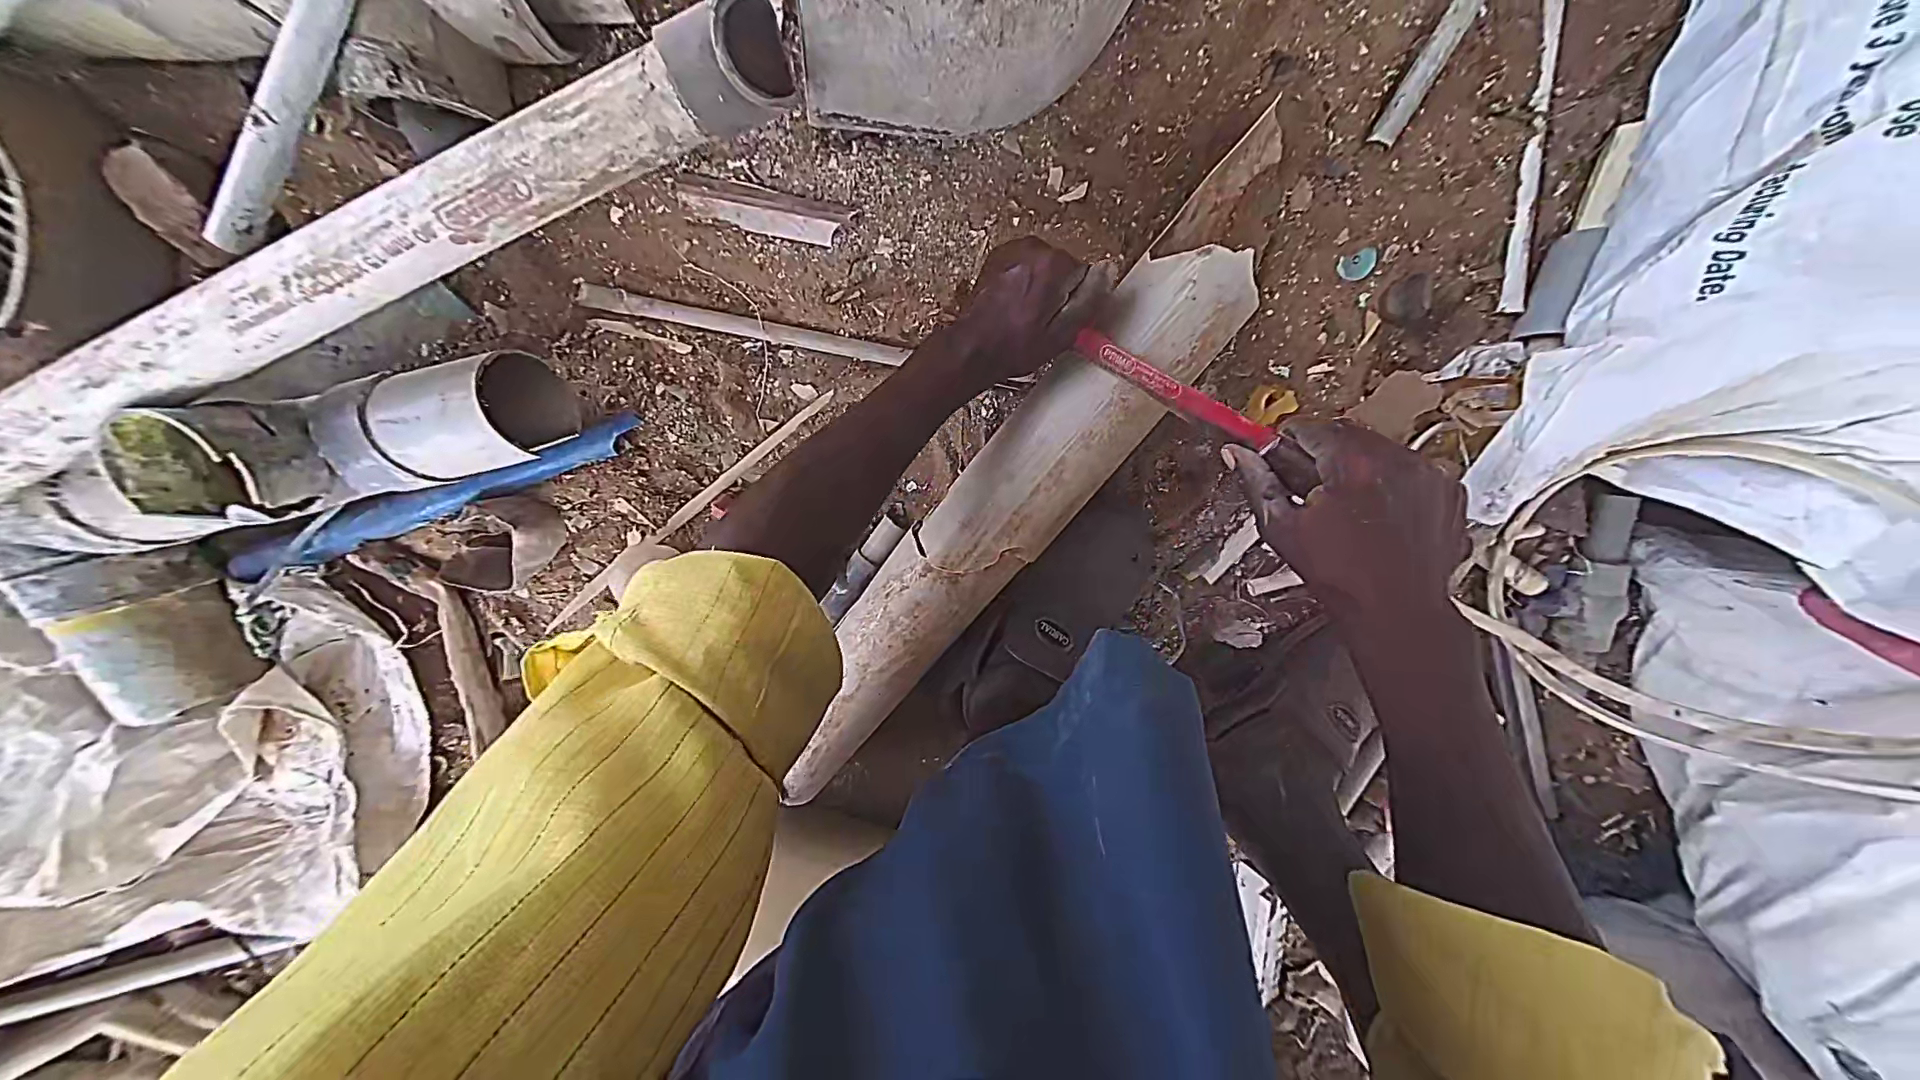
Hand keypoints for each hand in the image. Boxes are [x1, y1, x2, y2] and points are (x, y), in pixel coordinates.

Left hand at [931, 237, 1108, 391]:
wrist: (971, 348)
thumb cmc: (1012, 347)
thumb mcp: (1062, 333)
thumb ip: (1089, 300)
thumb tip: (1107, 274)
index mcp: (1053, 264)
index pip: (1083, 274)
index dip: (1074, 300)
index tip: (1061, 319)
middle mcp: (1032, 249)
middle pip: (1061, 269)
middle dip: (1055, 292)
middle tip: (1041, 322)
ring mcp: (1011, 252)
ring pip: (1041, 270)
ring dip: (1037, 290)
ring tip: (1023, 317)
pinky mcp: (996, 260)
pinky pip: (1022, 271)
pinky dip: (1020, 287)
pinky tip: (1011, 309)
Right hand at [1222, 420, 1465, 623]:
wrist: (1397, 610)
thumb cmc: (1341, 577)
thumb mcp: (1283, 528)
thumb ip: (1258, 482)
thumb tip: (1238, 455)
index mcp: (1353, 464)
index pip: (1308, 427)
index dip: (1284, 444)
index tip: (1274, 456)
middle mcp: (1397, 459)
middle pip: (1344, 436)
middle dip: (1319, 457)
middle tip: (1304, 489)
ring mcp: (1428, 473)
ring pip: (1376, 451)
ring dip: (1354, 469)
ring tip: (1342, 510)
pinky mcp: (1447, 489)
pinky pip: (1407, 470)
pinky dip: (1387, 484)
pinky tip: (1372, 516)